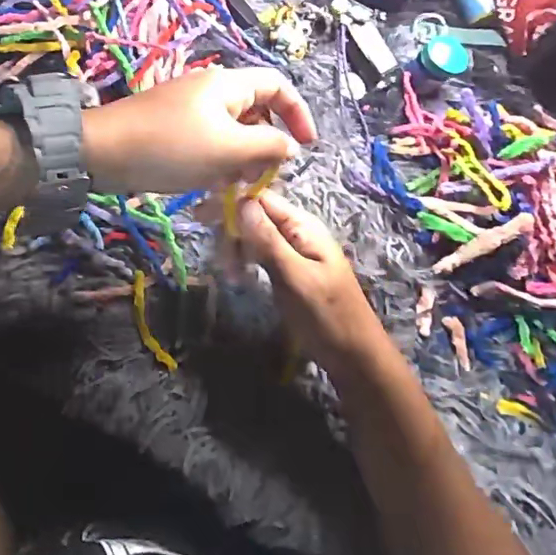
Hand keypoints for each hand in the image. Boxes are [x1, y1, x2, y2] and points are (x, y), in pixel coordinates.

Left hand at [82, 68, 317, 194]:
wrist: (101, 151)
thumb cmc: (171, 146)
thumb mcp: (228, 149)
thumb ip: (268, 147)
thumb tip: (289, 146)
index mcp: (228, 85)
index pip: (278, 85)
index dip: (298, 113)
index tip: (306, 146)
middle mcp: (211, 91)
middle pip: (255, 112)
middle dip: (265, 145)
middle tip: (261, 177)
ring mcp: (190, 111)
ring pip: (232, 132)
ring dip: (241, 159)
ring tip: (234, 187)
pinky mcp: (172, 130)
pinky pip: (208, 143)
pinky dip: (217, 162)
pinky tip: (210, 186)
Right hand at [235, 190, 386, 374]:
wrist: (355, 356)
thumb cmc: (326, 316)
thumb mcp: (295, 277)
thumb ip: (268, 240)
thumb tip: (242, 202)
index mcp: (302, 225)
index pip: (259, 197)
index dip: (230, 202)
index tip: (200, 217)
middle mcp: (297, 230)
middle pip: (253, 214)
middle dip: (231, 232)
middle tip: (221, 261)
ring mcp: (293, 249)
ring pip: (253, 235)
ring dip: (236, 250)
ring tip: (232, 277)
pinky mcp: (288, 267)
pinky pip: (259, 253)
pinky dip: (245, 261)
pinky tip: (239, 278)